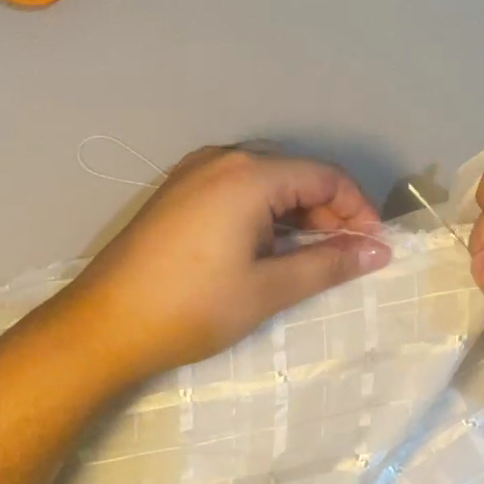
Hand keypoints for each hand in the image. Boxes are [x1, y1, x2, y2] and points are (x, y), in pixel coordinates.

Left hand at [63, 145, 390, 384]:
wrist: (104, 325)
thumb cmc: (193, 306)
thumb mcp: (268, 288)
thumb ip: (328, 263)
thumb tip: (378, 251)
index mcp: (249, 174)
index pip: (326, 177)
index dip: (358, 210)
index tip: (372, 249)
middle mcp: (222, 159)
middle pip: (296, 175)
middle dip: (329, 213)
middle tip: (344, 257)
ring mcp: (194, 173)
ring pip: (267, 183)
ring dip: (297, 215)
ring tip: (310, 258)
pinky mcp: (177, 193)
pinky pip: (237, 190)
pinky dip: (265, 215)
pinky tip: (267, 250)